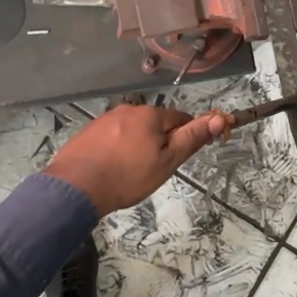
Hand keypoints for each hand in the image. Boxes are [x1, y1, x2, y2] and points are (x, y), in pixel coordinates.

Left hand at [42, 104, 227, 214]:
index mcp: (151, 114)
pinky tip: (111, 168)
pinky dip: (116, 149)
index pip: (180, 119)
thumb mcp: (167, 161)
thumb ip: (192, 138)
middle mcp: (128, 110)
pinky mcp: (88, 132)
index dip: (185, 137)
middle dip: (158, 142)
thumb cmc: (129, 176)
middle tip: (153, 169)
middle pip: (154, 123)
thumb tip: (219, 118)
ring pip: (132, 130)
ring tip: (130, 172)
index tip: (178, 157)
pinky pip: (112, 137)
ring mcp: (105, 119)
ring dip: (136, 145)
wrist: (77, 187)